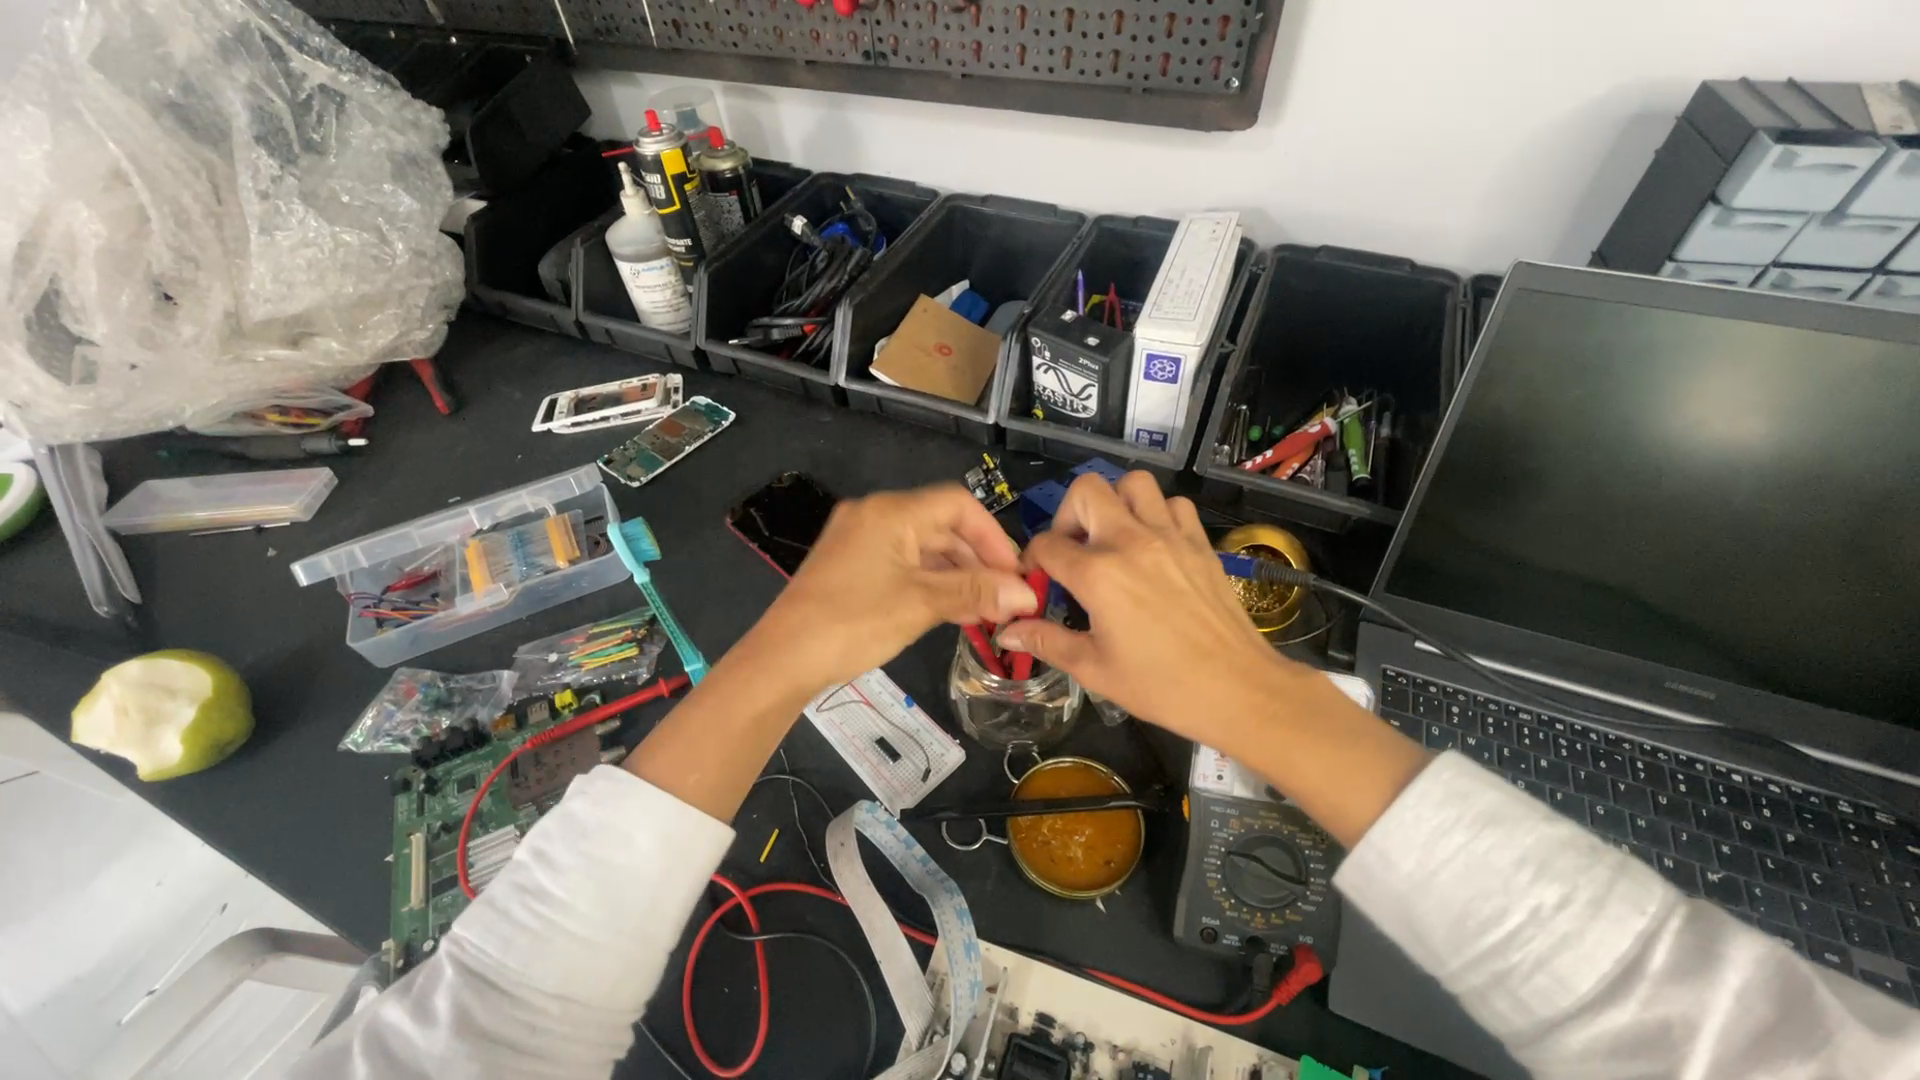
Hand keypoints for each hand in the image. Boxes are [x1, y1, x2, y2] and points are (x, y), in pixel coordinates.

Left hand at [754, 483, 1037, 691]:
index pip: (958, 505)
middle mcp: (875, 515)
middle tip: (1006, 596)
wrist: (783, 658)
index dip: (993, 536)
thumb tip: (1026, 594)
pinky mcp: (851, 565)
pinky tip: (953, 610)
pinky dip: (931, 582)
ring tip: (986, 609)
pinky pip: (903, 564)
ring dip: (957, 574)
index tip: (1015, 573)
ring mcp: (860, 540)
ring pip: (923, 547)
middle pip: (941, 525)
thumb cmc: (854, 623)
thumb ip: (976, 592)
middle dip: (978, 559)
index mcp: (891, 511)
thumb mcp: (921, 605)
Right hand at [997, 472, 1325, 748]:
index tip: (1036, 581)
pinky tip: (1152, 545)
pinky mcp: (1200, 542)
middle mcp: (1131, 542)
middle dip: (1067, 515)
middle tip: (1072, 551)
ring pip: (1133, 484)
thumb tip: (1007, 631)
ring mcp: (1170, 536)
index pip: (1047, 545)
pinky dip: (1157, 513)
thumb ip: (1047, 641)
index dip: (1032, 560)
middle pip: (1086, 491)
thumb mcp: (1094, 669)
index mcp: (1098, 575)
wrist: (1238, 688)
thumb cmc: (1161, 686)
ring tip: (1111, 539)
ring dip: (1114, 503)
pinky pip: (1174, 504)